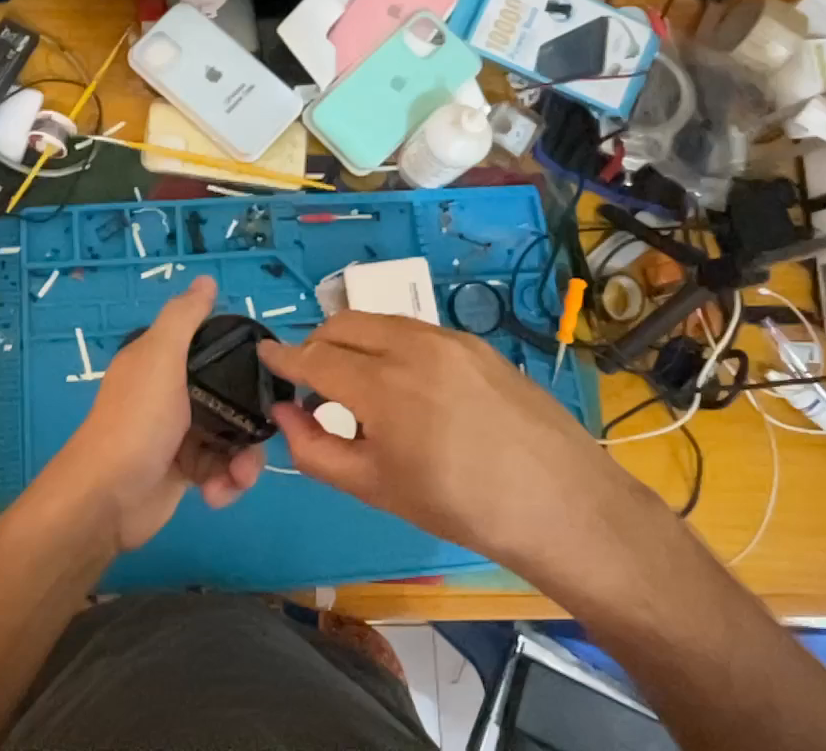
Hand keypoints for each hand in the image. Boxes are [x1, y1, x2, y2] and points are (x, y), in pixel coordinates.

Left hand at [45, 276, 263, 551]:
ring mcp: (178, 435)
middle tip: (264, 438)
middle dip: (252, 423)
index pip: (213, 351)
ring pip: (231, 439)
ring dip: (243, 462)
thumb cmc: (137, 421)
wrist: (108, 498)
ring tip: (239, 478)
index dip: (242, 361)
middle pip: (231, 399)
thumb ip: (184, 318)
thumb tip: (207, 279)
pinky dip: (225, 484)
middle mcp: (171, 394)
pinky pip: (220, 471)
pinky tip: (216, 495)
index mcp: (162, 362)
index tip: (269, 376)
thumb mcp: (160, 358)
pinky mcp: (183, 472)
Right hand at [257, 313, 643, 578]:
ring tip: (357, 381)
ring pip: (378, 320)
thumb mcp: (375, 488)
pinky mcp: (476, 342)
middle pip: (341, 324)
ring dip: (352, 340)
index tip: (264, 356)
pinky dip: (389, 343)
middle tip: (312, 382)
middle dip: (316, 345)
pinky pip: (414, 329)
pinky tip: (404, 383)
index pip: (314, 357)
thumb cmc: (459, 506)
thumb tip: (284, 412)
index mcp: (383, 386)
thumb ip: (314, 448)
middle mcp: (412, 346)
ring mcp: (449, 339)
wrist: (561, 504)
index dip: (283, 357)